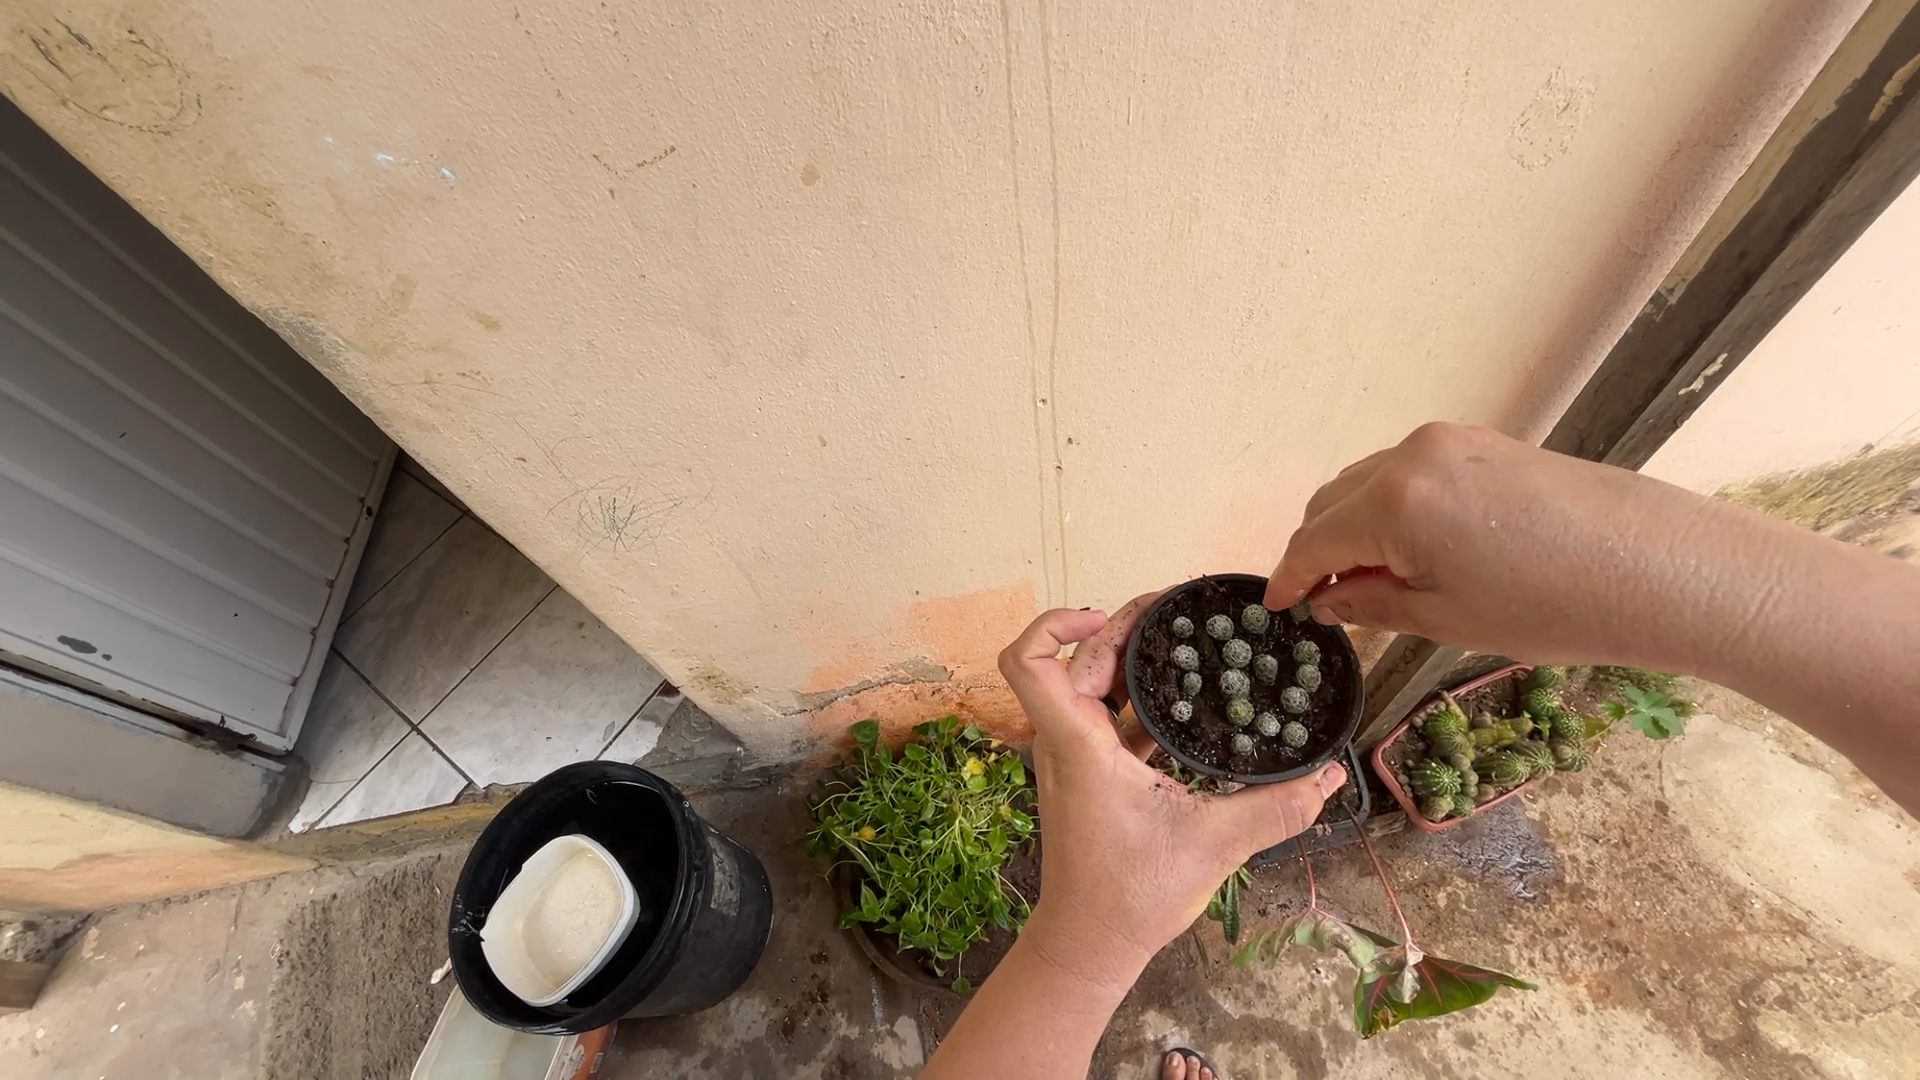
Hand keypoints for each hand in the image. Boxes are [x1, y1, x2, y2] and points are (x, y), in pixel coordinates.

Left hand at [997, 599, 1345, 986]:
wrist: (1089, 941)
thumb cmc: (1130, 895)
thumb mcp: (1212, 845)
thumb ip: (1274, 808)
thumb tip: (1326, 776)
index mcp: (1076, 742)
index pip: (1029, 661)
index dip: (1053, 624)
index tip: (1101, 617)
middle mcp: (1065, 739)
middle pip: (1075, 660)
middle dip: (1118, 626)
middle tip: (1171, 610)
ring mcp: (1074, 754)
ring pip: (1091, 685)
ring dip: (1127, 660)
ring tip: (1179, 641)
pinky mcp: (1089, 770)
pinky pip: (1106, 716)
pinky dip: (1135, 698)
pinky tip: (1180, 698)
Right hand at [1261, 422, 1772, 671]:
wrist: (1677, 570)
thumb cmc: (1553, 608)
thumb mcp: (1444, 618)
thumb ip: (1369, 603)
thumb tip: (1327, 601)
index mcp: (1393, 502)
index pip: (1314, 542)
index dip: (1288, 578)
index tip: (1273, 606)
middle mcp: (1408, 456)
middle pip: (1329, 504)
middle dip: (1316, 552)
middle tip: (1324, 598)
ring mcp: (1446, 441)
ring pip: (1361, 484)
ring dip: (1350, 527)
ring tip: (1369, 575)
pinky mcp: (1480, 441)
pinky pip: (1402, 473)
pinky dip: (1386, 508)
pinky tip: (1407, 544)